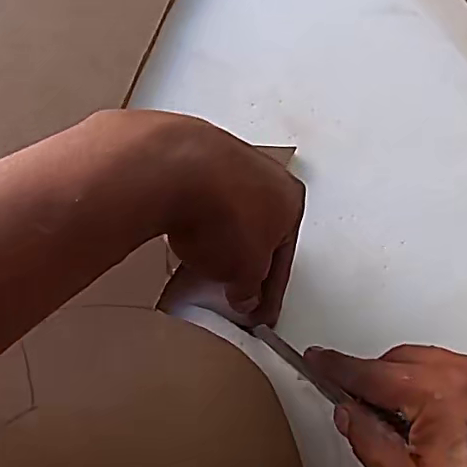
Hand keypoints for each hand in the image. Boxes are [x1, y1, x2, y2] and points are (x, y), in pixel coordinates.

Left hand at [107, 110, 302, 326]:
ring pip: (225, 210)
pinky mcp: (187, 159)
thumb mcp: (246, 273)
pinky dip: (191, 219)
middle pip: (256, 227)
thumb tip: (244, 292)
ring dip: (216, 238)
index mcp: (291, 198)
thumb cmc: (222, 210)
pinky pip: (193, 198)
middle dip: (244, 258)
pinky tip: (180, 235)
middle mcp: (263, 172)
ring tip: (199, 262)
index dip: (270, 290)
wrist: (175, 173)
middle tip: (231, 285)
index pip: (284, 255)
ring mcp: (224, 160)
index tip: (259, 308)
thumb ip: (249, 288)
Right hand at [308, 346, 466, 466]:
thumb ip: (371, 442)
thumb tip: (347, 409)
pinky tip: (453, 434)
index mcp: (447, 392)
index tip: (313, 357)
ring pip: (447, 368)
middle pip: (412, 360)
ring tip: (409, 429)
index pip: (376, 372)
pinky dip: (452, 394)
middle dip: (380, 377)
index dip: (339, 366)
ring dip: (417, 386)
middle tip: (361, 409)